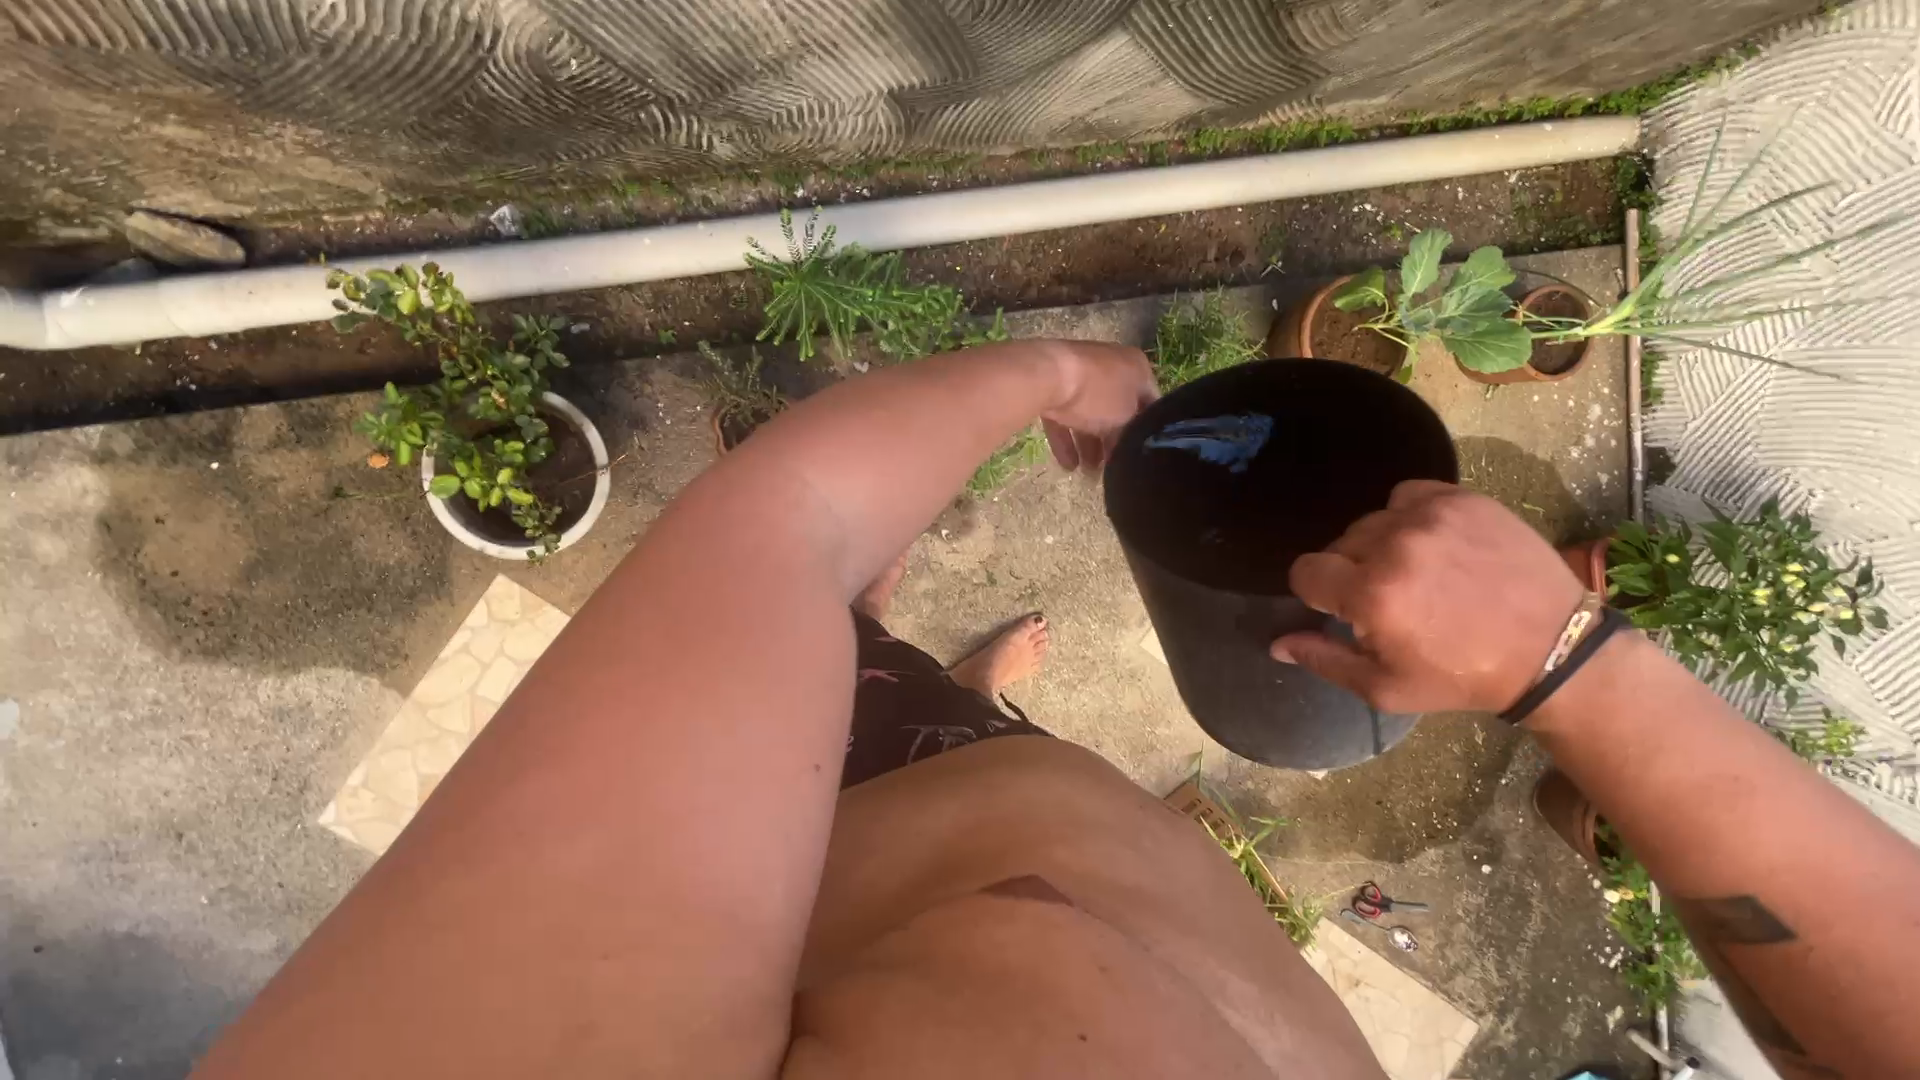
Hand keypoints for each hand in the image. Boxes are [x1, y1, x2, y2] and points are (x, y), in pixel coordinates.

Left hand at [1037, 341, 1158, 470]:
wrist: (1048, 376)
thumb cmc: (1098, 395)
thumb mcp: (1126, 421)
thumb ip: (1129, 436)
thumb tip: (1124, 451)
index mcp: (1136, 367)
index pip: (1150, 404)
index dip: (1147, 432)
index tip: (1142, 456)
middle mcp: (1110, 366)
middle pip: (1116, 411)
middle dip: (1112, 443)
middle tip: (1111, 469)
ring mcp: (1079, 374)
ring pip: (1088, 414)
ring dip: (1088, 445)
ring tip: (1088, 473)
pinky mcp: (1052, 385)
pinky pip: (1064, 415)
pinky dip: (1066, 438)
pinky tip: (1068, 465)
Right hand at [1270, 481, 1588, 713]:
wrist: (1556, 650)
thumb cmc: (1462, 677)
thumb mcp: (1386, 687)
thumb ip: (1323, 660)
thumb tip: (1276, 643)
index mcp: (1371, 595)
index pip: (1305, 571)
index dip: (1319, 593)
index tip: (1346, 609)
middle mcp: (1394, 547)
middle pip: (1337, 545)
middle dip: (1352, 571)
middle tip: (1392, 599)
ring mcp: (1430, 517)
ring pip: (1370, 522)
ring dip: (1380, 545)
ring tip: (1418, 572)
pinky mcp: (1461, 499)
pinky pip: (1408, 496)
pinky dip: (1410, 516)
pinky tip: (1433, 543)